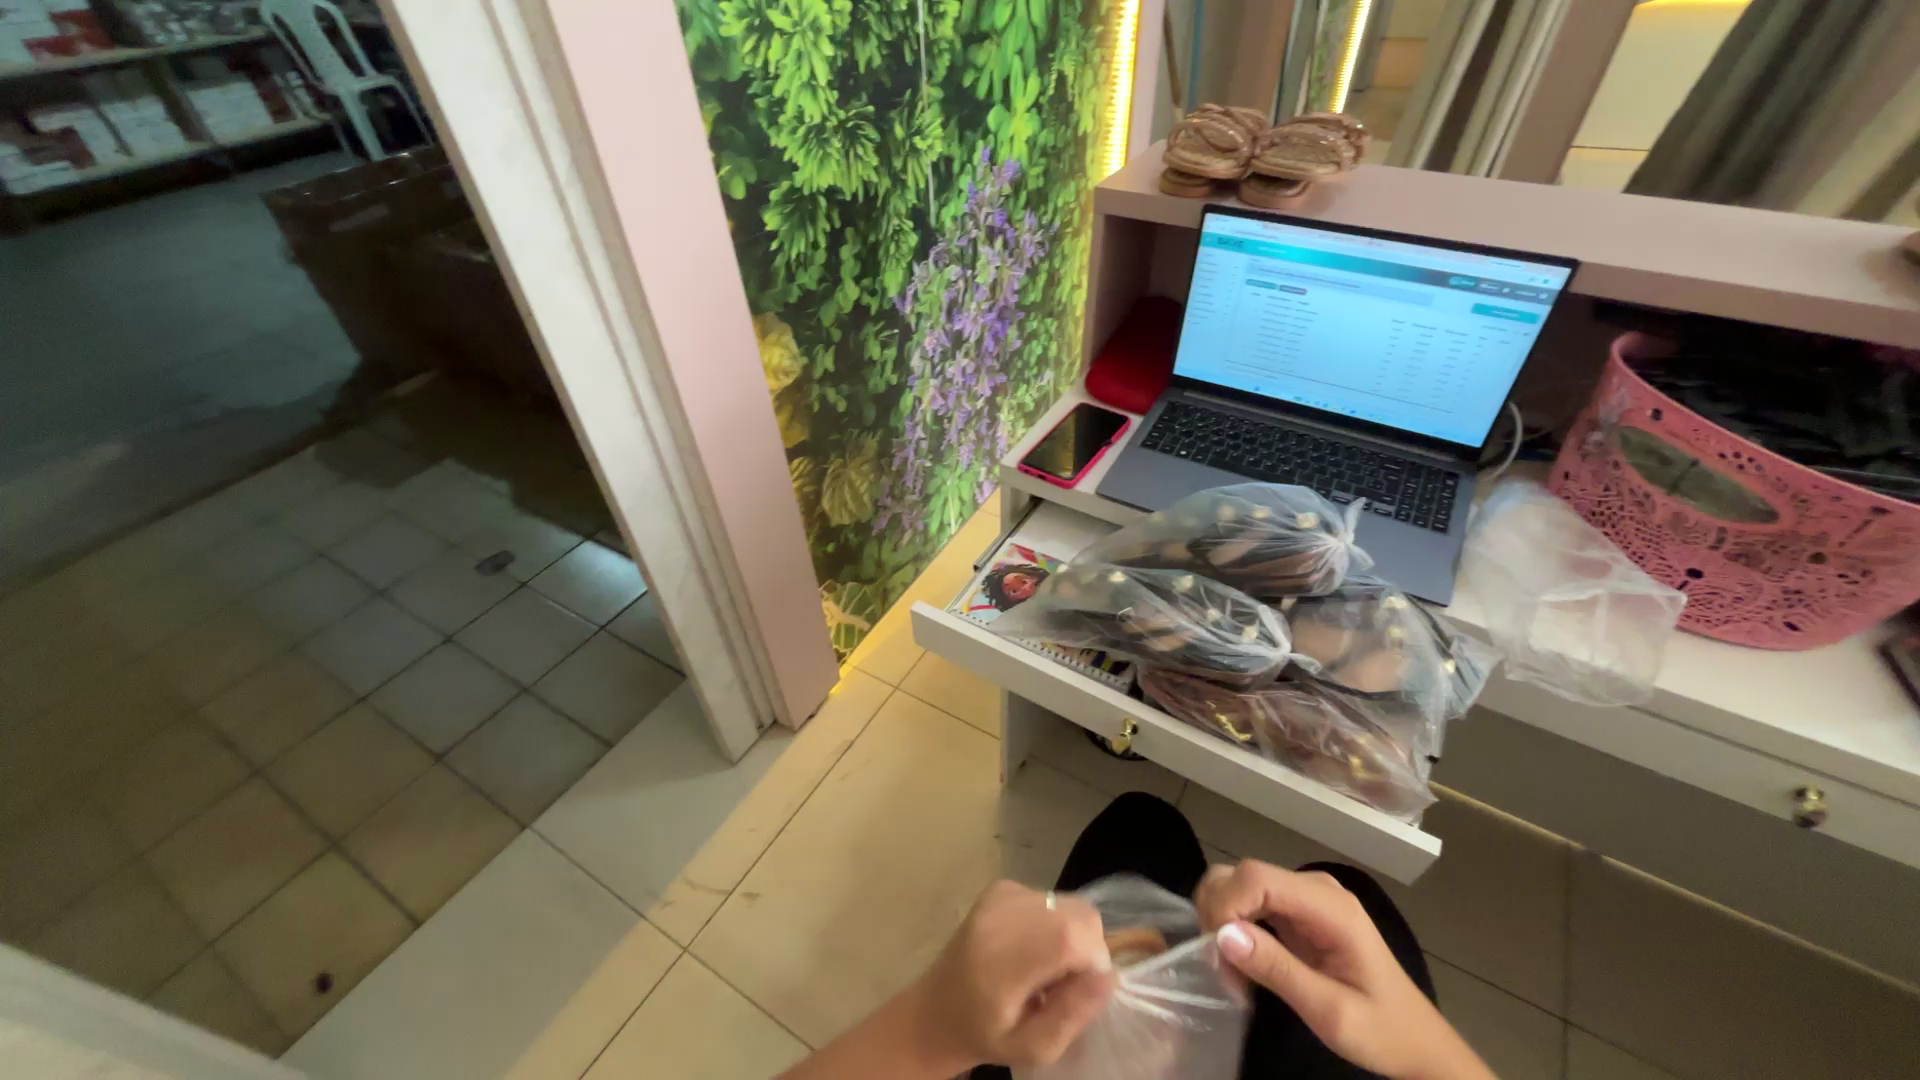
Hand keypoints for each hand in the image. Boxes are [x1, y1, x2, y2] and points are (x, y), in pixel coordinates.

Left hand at [904, 880, 1117, 1071]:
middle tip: (1064, 983)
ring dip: (1073, 935)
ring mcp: (1001, 894)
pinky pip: (1053, 898)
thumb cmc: (986, 1034)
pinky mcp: (1002, 886)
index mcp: (1003, 959)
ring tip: (1045, 967)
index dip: (1092, 960)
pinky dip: (1056, 923)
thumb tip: (1109, 975)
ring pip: (1070, 903)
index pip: (1071, 935)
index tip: (1078, 990)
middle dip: (1089, 948)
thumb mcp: (1034, 1047)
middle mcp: (1002, 914)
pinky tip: (1033, 948)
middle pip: (1080, 913)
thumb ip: (1073, 1013)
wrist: (936, 1008)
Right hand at [1197, 861, 1492, 1079]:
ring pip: (1239, 884)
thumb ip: (1277, 970)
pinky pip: (1250, 902)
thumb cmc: (1382, 1031)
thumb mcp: (1331, 1012)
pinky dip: (1234, 927)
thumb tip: (1222, 934)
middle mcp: (1314, 888)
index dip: (1226, 904)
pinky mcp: (1296, 911)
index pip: (1256, 877)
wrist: (1419, 1045)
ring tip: (1232, 971)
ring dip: (1223, 922)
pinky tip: (1242, 963)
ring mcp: (1304, 897)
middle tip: (1221, 968)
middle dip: (1219, 914)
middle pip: (1242, 874)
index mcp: (1330, 906)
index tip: (1217, 952)